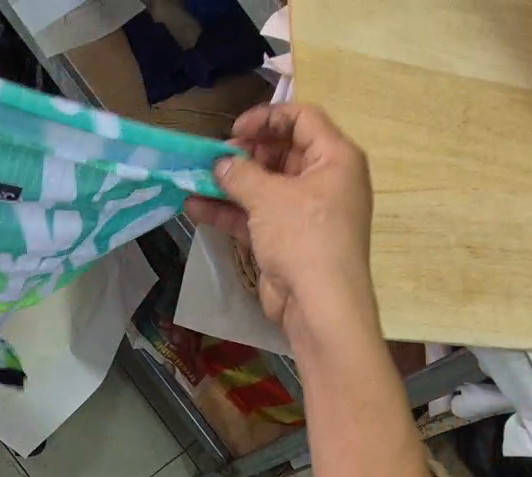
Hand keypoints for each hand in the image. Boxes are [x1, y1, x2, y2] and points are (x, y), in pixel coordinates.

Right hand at [185, 103, 376, 344]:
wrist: (318, 303)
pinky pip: (256, 218)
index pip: (303, 119)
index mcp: (335, 158)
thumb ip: (241, 174)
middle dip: (245, 155)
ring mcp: (304, 215)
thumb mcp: (269, 197)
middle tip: (215, 159)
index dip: (267, 118)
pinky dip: (230, 213)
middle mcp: (323, 182)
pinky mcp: (285, 242)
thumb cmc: (303, 237)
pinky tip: (196, 208)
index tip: (234, 129)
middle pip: (282, 154)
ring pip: (264, 189)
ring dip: (230, 185)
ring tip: (196, 180)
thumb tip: (220, 165)